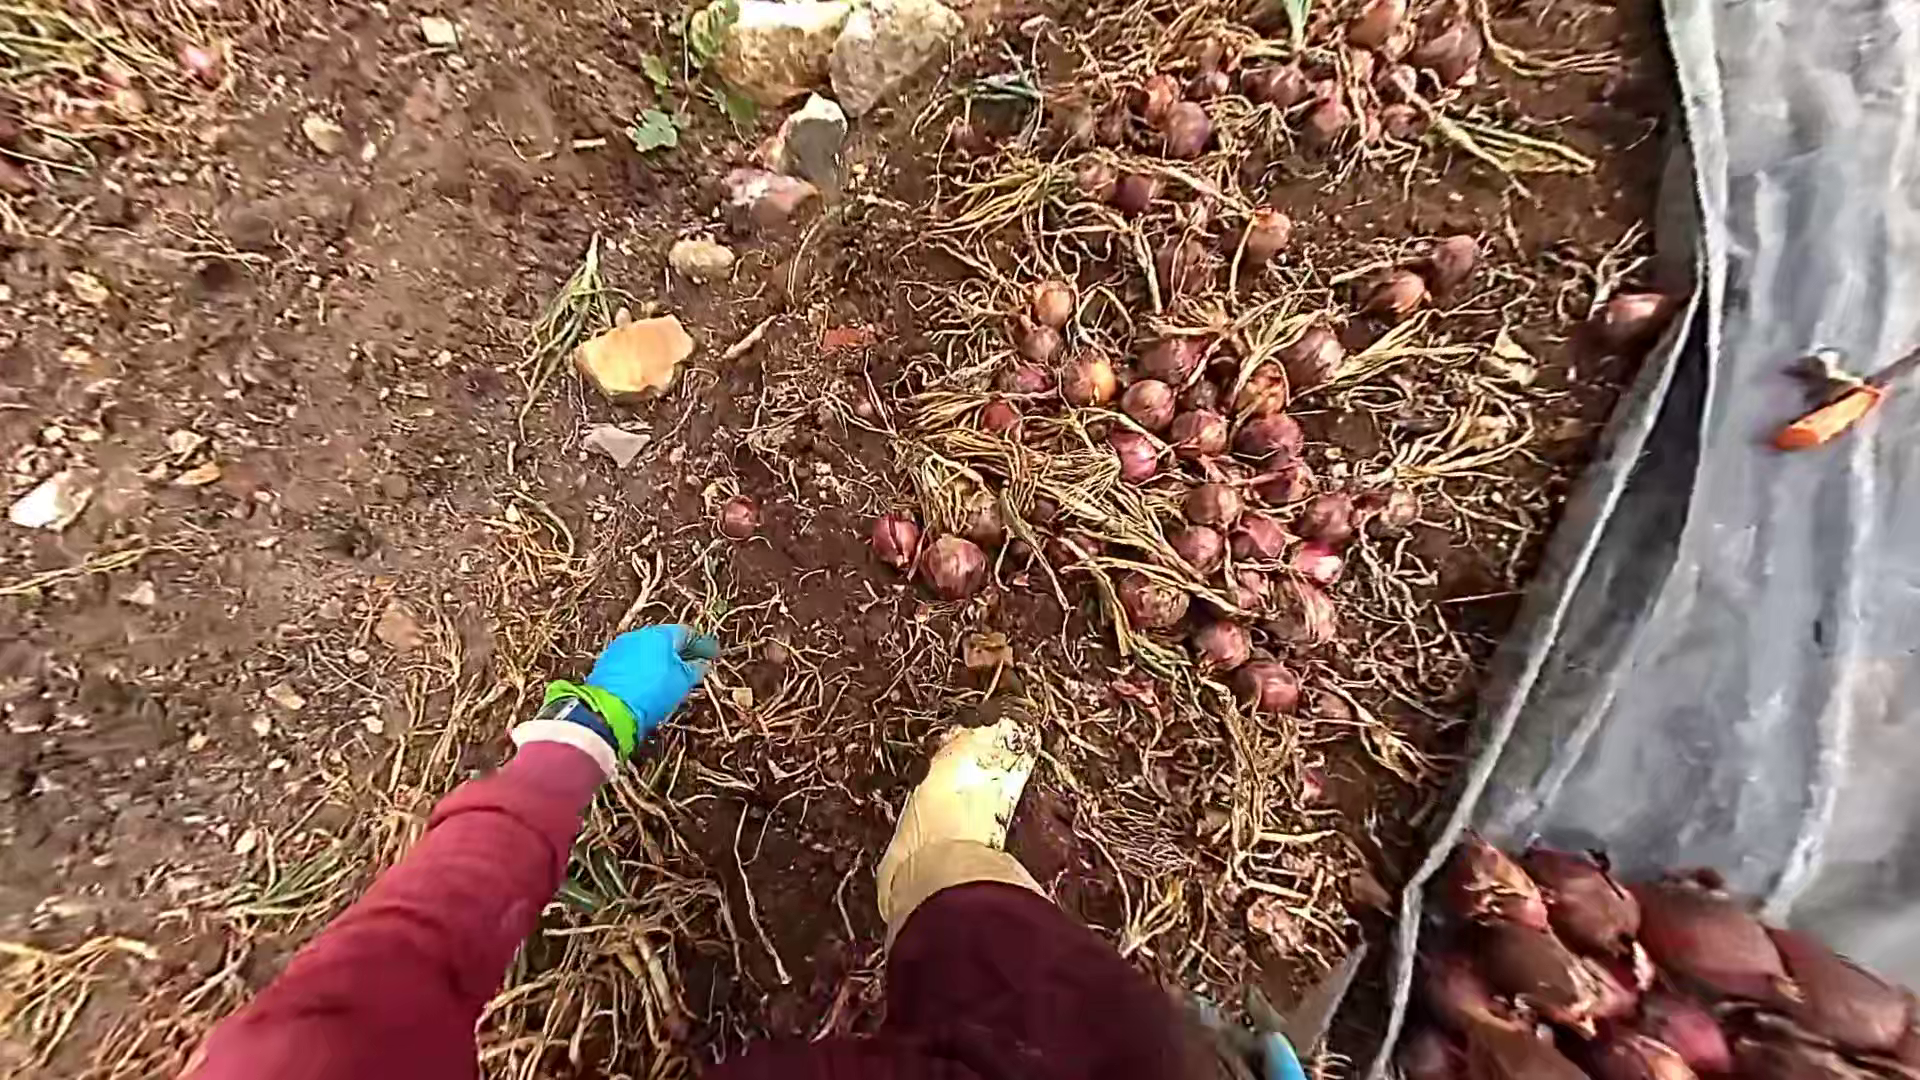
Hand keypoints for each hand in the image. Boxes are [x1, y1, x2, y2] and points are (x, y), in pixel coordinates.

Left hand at [586, 624, 717, 746]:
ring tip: (675, 677)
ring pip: (649, 652)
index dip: (703, 645)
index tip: (713, 655)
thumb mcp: (683, 681)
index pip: (688, 633)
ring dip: (663, 662)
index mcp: (660, 634)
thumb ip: (695, 668)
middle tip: (696, 665)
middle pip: (666, 641)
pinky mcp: (605, 666)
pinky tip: (654, 683)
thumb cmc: (652, 692)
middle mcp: (638, 636)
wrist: (607, 713)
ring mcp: (619, 650)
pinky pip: (634, 663)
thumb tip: (701, 664)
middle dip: (682, 653)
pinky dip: (647, 670)